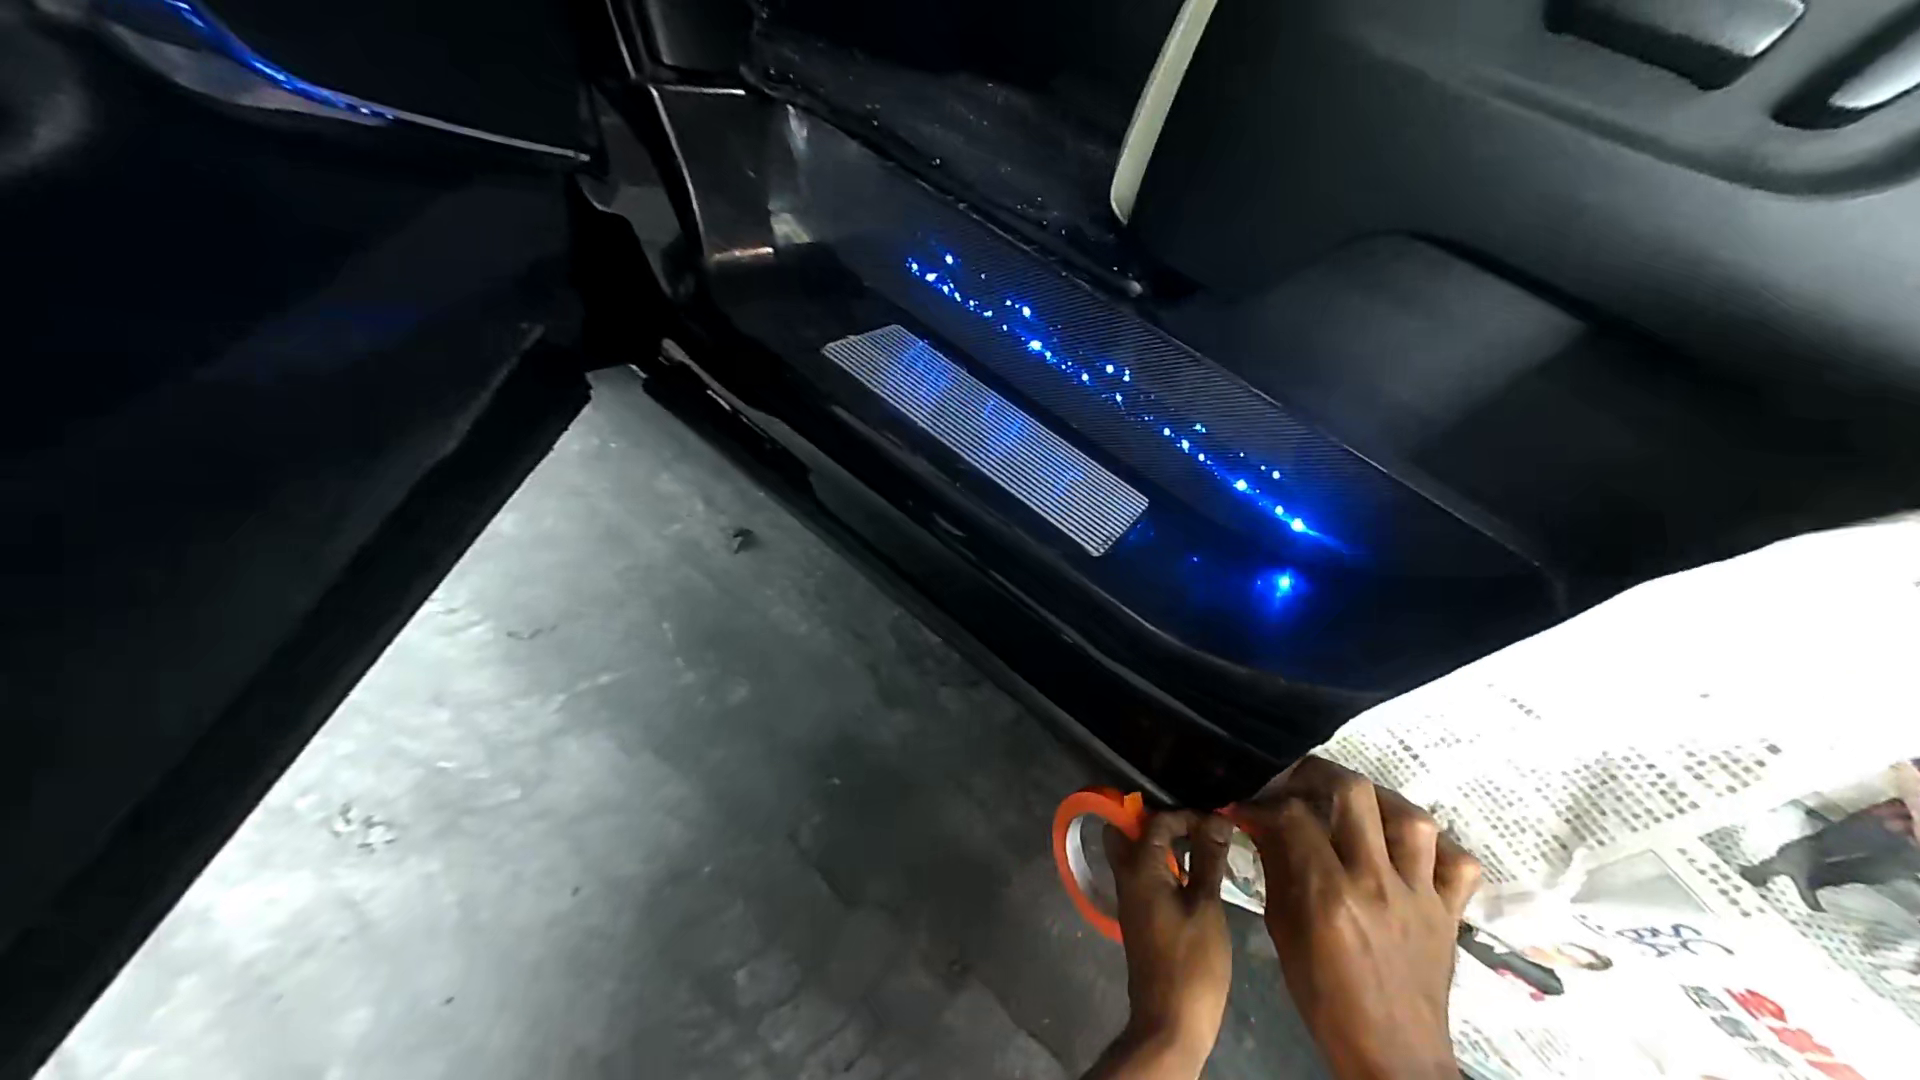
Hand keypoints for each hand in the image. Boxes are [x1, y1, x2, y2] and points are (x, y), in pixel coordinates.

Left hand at [1085, 809, 1233, 1079]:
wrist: (1169, 1019)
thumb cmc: (1191, 960)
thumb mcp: (1205, 905)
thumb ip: (1207, 859)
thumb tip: (1215, 819)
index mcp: (1138, 866)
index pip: (1156, 820)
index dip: (1187, 815)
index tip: (1217, 822)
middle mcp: (1125, 874)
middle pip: (1126, 829)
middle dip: (1156, 820)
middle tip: (1193, 824)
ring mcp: (1128, 895)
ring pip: (1133, 851)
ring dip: (1159, 842)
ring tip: (1199, 844)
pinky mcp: (1137, 913)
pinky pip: (1142, 872)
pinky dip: (1161, 863)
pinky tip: (1191, 873)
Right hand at [1236, 757, 1480, 1079]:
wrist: (1392, 1055)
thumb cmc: (1323, 994)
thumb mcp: (1282, 927)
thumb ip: (1276, 866)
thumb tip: (1258, 818)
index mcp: (1327, 893)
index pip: (1293, 815)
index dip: (1264, 799)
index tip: (1250, 802)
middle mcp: (1376, 883)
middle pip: (1354, 793)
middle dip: (1317, 774)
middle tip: (1298, 782)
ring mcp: (1420, 897)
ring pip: (1412, 817)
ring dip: (1376, 800)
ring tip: (1354, 806)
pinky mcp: (1450, 913)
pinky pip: (1458, 864)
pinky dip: (1435, 847)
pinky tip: (1407, 849)